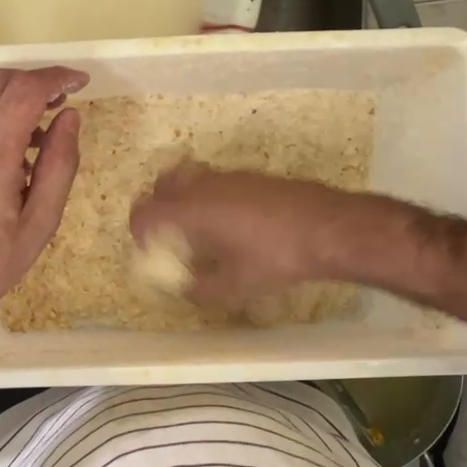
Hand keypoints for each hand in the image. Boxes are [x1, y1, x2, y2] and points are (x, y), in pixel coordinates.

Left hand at [0, 67, 86, 329]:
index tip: (80, 82)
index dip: (57, 78)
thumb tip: (69, 118)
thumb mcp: (41, 221)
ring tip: (39, 132)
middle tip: (61, 99)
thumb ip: (60, 164)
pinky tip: (9, 152)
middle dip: (32, 80)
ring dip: (10, 98)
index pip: (25, 91)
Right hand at [129, 161, 412, 305]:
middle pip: (161, 185)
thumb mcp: (233, 287)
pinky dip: (209, 196)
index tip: (146, 250)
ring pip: (189, 178)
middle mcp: (202, 186)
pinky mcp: (251, 176)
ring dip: (183, 199)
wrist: (328, 228)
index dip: (138, 232)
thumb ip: (199, 290)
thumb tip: (184, 290)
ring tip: (197, 229)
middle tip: (167, 235)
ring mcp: (228, 176)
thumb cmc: (275, 259)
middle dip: (157, 208)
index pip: (144, 213)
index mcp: (189, 211)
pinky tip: (231, 223)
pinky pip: (215, 181)